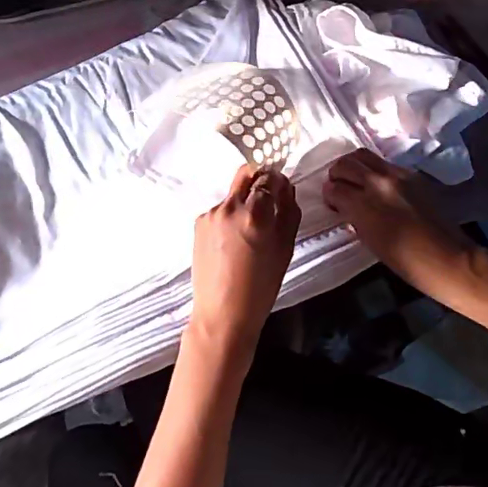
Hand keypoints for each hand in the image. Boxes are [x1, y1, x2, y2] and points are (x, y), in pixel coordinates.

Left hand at [189, 165, 300, 365]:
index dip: (276, 177)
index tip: (281, 185)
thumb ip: (288, 212)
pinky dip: (230, 217)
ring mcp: (211, 214)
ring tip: (249, 230)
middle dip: (258, 178)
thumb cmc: (261, 286)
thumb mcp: (285, 248)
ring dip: (244, 201)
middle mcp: (230, 207)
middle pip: (245, 173)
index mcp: (254, 213)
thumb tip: (286, 188)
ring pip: (233, 194)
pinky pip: (221, 210)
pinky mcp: (199, 223)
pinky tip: (233, 241)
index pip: (267, 176)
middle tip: (267, 196)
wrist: (222, 313)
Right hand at [323, 149, 482, 309]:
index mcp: (364, 204)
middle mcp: (378, 182)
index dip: (329, 195)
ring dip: (354, 166)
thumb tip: (345, 205)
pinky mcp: (413, 175)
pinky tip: (379, 185)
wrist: (448, 258)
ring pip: (364, 156)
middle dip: (337, 174)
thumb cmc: (405, 260)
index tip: (332, 203)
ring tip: (356, 181)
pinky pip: (385, 163)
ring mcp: (397, 175)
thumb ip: (353, 216)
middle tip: (339, 187)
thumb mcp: (369, 239)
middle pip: (346, 164)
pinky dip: (375, 170)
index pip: (334, 188)